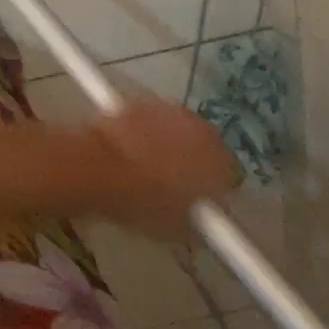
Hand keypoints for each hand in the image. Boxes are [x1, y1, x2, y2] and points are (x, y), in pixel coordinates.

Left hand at [88, 96, 237, 239]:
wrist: (98, 166)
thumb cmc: (141, 202)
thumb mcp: (177, 229)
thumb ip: (200, 222)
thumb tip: (203, 221)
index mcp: (222, 163)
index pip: (229, 176)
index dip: (213, 189)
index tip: (198, 200)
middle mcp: (205, 131)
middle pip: (206, 146)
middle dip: (194, 160)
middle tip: (171, 180)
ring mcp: (173, 110)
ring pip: (179, 128)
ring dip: (170, 140)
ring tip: (146, 162)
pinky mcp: (144, 99)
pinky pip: (152, 117)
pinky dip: (146, 127)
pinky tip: (129, 144)